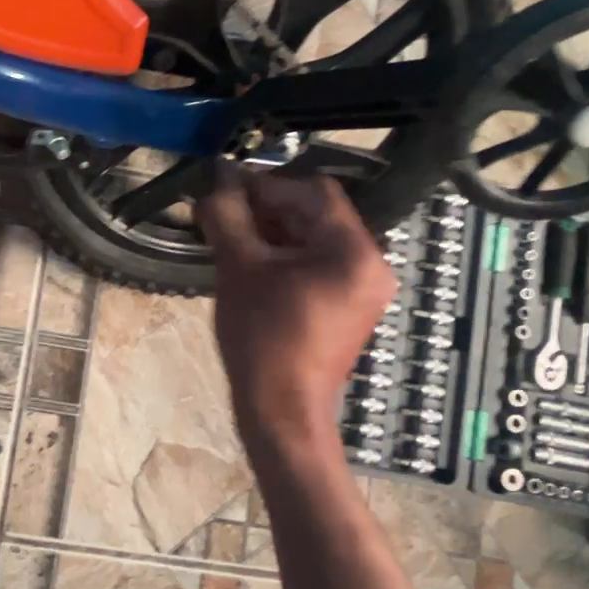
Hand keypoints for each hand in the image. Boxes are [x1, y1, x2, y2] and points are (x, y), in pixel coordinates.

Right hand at [197, 164, 396, 449]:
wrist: (281, 412)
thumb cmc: (263, 335)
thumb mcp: (239, 266)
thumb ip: (229, 214)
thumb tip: (218, 176)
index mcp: (355, 251)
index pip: (313, 191)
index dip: (267, 184)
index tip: (226, 191)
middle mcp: (370, 265)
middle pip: (316, 213)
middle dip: (267, 208)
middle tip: (222, 214)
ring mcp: (361, 288)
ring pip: (313, 238)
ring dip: (271, 231)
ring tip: (229, 238)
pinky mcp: (347, 307)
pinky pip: (316, 263)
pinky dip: (283, 255)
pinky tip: (248, 262)